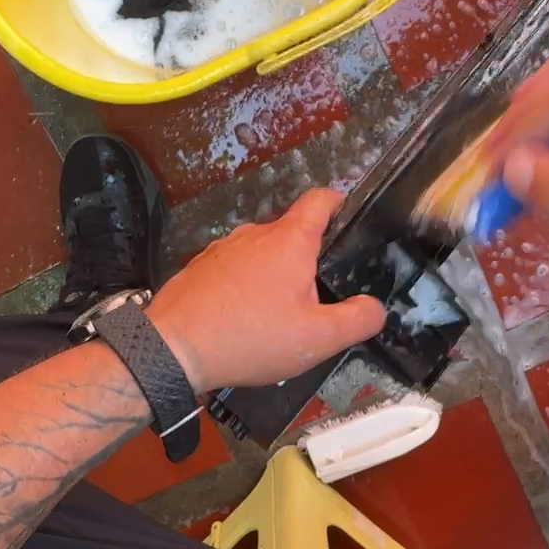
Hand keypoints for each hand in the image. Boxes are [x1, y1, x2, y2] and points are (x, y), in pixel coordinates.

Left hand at [147, 189, 386, 390]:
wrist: (173, 348)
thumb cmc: (251, 337)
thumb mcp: (317, 338)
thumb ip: (357, 320)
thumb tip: (375, 308)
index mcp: (289, 241)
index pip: (320, 200)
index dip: (340, 203)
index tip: (351, 217)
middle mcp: (254, 234)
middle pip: (292, 233)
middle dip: (308, 258)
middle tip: (319, 297)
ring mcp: (222, 249)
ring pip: (261, 253)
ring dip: (275, 275)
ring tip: (280, 314)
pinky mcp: (200, 268)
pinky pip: (234, 270)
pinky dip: (246, 286)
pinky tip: (245, 319)